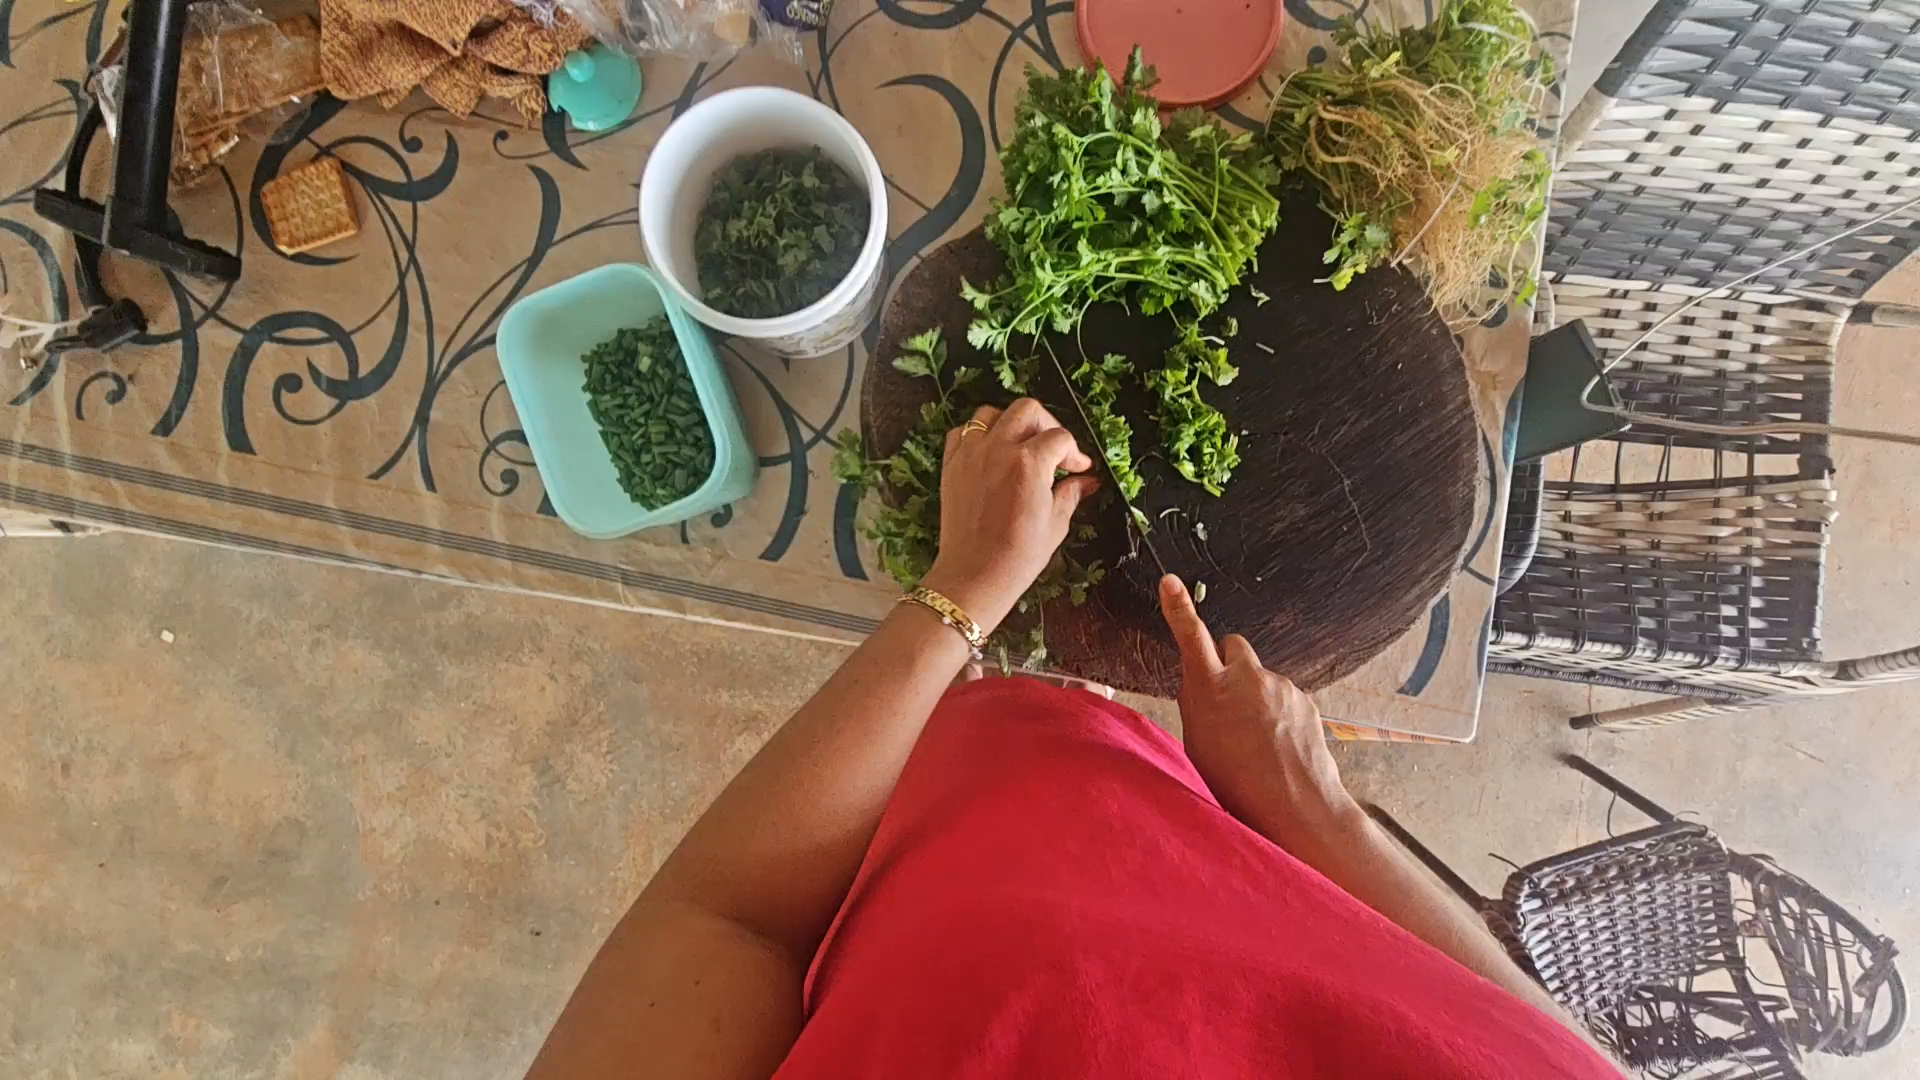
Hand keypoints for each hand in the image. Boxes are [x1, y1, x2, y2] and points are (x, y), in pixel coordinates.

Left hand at [920, 399, 1098, 633]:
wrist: (975, 575)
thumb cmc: (1017, 556)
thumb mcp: (1055, 524)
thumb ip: (1071, 494)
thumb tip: (1086, 481)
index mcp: (1029, 463)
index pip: (1060, 438)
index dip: (1075, 453)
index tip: (1078, 467)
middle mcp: (998, 450)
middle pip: (1027, 410)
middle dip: (1047, 424)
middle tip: (1054, 448)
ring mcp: (971, 455)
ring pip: (990, 414)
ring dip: (1010, 423)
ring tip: (1021, 445)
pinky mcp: (951, 466)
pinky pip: (962, 433)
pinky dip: (977, 435)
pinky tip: (991, 452)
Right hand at [1158, 574, 1355, 845]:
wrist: (1296, 806)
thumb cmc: (1236, 781)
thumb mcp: (1197, 742)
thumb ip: (1197, 704)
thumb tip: (1199, 685)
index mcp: (1210, 688)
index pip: (1190, 637)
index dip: (1178, 608)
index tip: (1169, 581)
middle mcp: (1246, 677)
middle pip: (1233, 645)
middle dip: (1227, 662)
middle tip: (1226, 697)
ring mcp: (1279, 685)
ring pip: (1259, 675)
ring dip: (1254, 694)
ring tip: (1255, 737)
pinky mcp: (1303, 697)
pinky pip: (1282, 694)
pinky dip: (1276, 711)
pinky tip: (1277, 743)